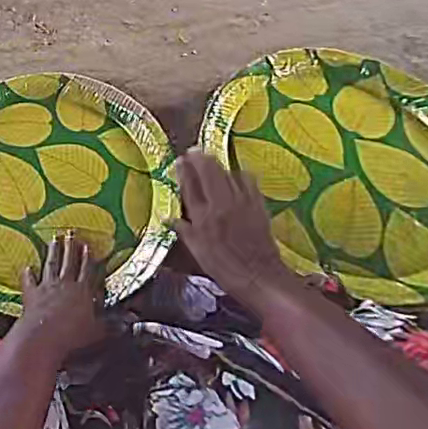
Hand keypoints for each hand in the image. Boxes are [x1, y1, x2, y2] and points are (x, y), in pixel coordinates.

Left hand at [10, 237, 104, 362]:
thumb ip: (109, 326)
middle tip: (70, 232)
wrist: (44, 336)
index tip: (86, 245)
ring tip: (54, 240)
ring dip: (53, 252)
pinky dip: (28, 273)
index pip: (87, 270)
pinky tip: (27, 266)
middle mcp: (65, 284)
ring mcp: (47, 287)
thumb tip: (125, 325)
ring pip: (51, 265)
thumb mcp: (96, 332)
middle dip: (70, 247)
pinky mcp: (32, 294)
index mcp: (82, 290)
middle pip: (69, 262)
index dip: (87, 258)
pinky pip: (30, 280)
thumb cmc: (72, 335)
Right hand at [174, 149, 294, 301]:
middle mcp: (221, 203)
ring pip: (227, 171)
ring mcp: (241, 201)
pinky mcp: (257, 202)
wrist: (259, 276)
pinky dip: (238, 173)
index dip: (183, 169)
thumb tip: (168, 217)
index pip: (189, 185)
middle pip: (208, 170)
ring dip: (217, 163)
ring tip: (210, 160)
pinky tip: (236, 175)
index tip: (179, 160)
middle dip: (199, 157)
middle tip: (193, 152)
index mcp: (203, 216)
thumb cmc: (224, 268)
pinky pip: (247, 179)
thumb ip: (184, 231)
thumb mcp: (198, 252)